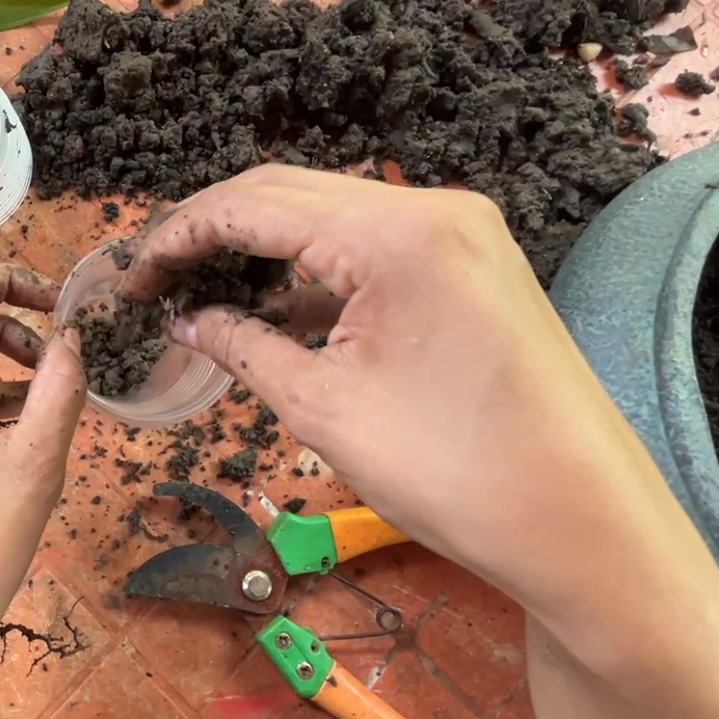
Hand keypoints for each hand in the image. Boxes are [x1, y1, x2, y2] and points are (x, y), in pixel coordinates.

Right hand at [120, 166, 717, 663]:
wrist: (585, 527)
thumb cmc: (450, 473)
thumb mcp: (322, 407)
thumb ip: (241, 346)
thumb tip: (182, 318)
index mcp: (393, 234)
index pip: (253, 205)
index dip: (179, 237)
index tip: (133, 278)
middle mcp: (428, 208)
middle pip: (285, 192)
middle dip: (209, 230)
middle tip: (155, 278)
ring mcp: (454, 231)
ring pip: (321, 214)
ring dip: (254, 245)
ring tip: (195, 287)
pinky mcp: (463, 262)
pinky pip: (362, 246)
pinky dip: (304, 269)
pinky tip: (262, 303)